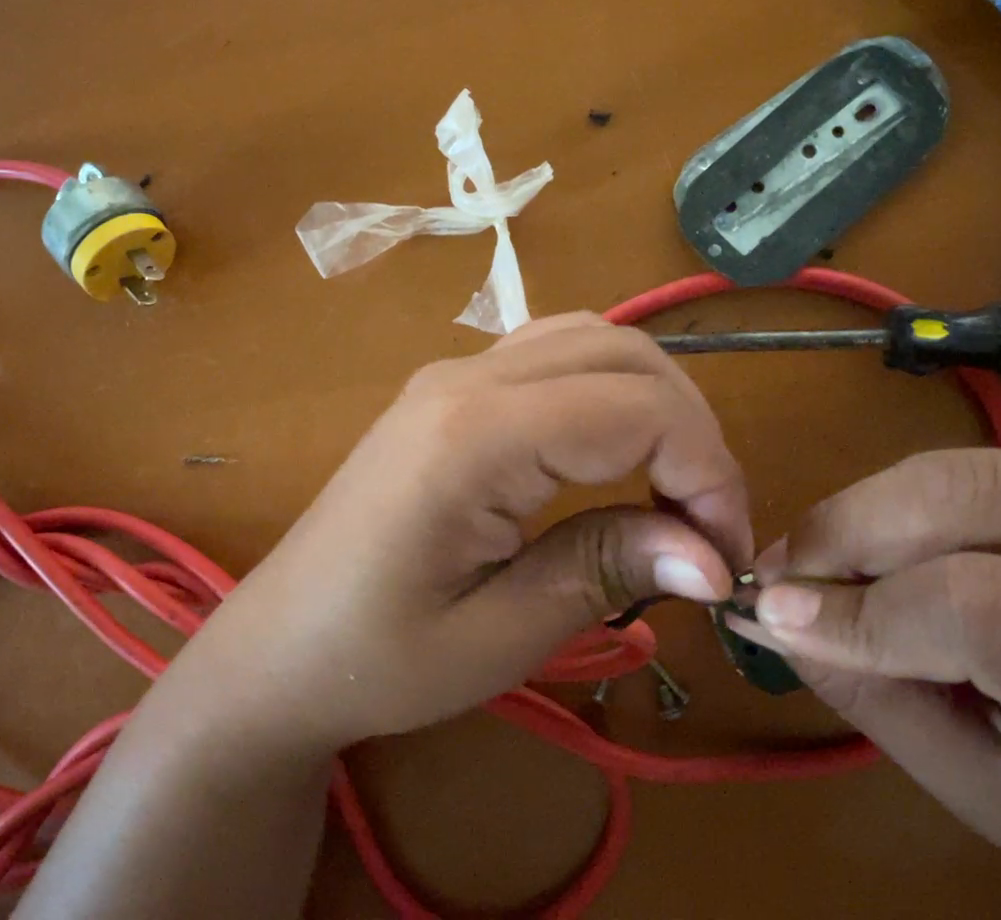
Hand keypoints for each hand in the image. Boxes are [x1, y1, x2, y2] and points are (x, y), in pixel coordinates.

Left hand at [164, 312, 751, 752]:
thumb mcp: (498, 635)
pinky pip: (551, 355)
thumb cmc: (376, 660)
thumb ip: (605, 571)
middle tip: (707, 529)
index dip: (707, 473)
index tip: (723, 557)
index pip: (637, 408)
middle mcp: (466, 378)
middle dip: (692, 432)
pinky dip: (607, 390)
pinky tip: (612, 453)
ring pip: (592, 340)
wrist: (277, 647)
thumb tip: (713, 556)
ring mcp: (451, 374)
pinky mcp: (446, 390)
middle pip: (625, 357)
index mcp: (475, 435)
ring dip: (654, 402)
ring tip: (671, 489)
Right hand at [732, 449, 1000, 919]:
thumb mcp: (999, 799)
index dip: (866, 609)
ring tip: (823, 564)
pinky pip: (993, 468)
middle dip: (851, 531)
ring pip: (975, 467)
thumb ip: (882, 698)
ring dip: (871, 509)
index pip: (995, 609)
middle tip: (783, 580)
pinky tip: (886, 548)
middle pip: (978, 502)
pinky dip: (910, 502)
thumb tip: (772, 617)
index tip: (775, 620)